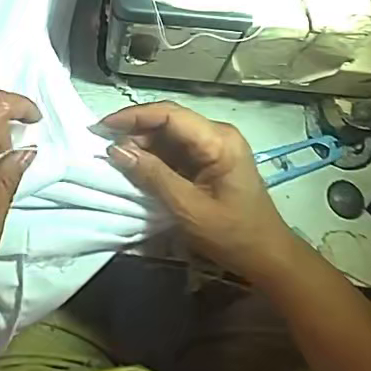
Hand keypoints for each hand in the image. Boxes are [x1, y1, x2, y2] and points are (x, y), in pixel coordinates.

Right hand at [100, 101, 310, 281]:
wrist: (268, 256)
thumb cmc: (232, 234)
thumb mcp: (188, 208)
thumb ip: (152, 175)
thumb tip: (116, 150)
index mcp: (218, 140)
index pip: (169, 115)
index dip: (132, 117)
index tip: (101, 127)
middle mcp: (217, 134)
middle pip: (168, 120)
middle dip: (134, 129)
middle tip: (103, 143)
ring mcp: (215, 146)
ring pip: (169, 133)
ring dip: (142, 142)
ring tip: (115, 156)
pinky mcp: (209, 159)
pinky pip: (176, 148)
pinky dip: (154, 155)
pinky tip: (135, 164)